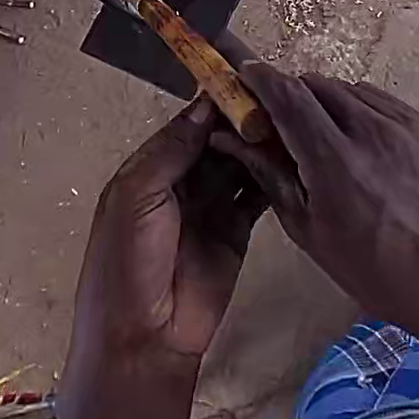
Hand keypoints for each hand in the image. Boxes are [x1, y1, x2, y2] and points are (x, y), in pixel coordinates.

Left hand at [69, 97, 266, 368]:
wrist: (145, 337)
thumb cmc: (128, 258)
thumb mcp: (137, 195)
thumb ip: (171, 149)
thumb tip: (203, 104)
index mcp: (151, 166)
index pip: (186, 125)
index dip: (211, 105)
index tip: (243, 81)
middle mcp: (182, 180)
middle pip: (216, 141)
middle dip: (240, 122)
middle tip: (276, 100)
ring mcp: (210, 204)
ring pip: (238, 164)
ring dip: (257, 146)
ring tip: (288, 123)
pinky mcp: (236, 229)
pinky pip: (254, 196)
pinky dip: (269, 178)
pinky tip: (290, 159)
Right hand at [214, 65, 418, 340]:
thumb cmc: (376, 270)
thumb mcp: (309, 231)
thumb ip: (269, 175)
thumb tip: (229, 138)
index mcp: (334, 160)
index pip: (287, 95)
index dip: (260, 78)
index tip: (243, 75)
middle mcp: (367, 129)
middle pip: (313, 83)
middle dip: (288, 92)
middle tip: (277, 119)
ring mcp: (400, 123)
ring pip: (342, 87)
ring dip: (319, 99)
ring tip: (317, 131)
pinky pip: (373, 97)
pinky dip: (351, 105)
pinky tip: (353, 135)